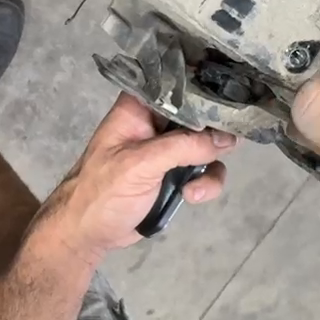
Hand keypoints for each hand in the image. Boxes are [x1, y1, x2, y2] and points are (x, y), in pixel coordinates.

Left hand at [34, 93, 236, 263]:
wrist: (87, 234)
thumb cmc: (102, 190)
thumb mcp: (140, 164)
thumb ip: (184, 146)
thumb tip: (227, 137)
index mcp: (138, 107)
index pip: (176, 84)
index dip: (204, 89)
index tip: (232, 99)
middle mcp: (155, 122)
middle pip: (199, 114)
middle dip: (215, 133)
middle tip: (227, 146)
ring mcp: (166, 149)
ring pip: (207, 145)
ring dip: (210, 168)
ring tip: (194, 189)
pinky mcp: (174, 173)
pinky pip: (203, 170)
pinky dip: (205, 184)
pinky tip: (191, 197)